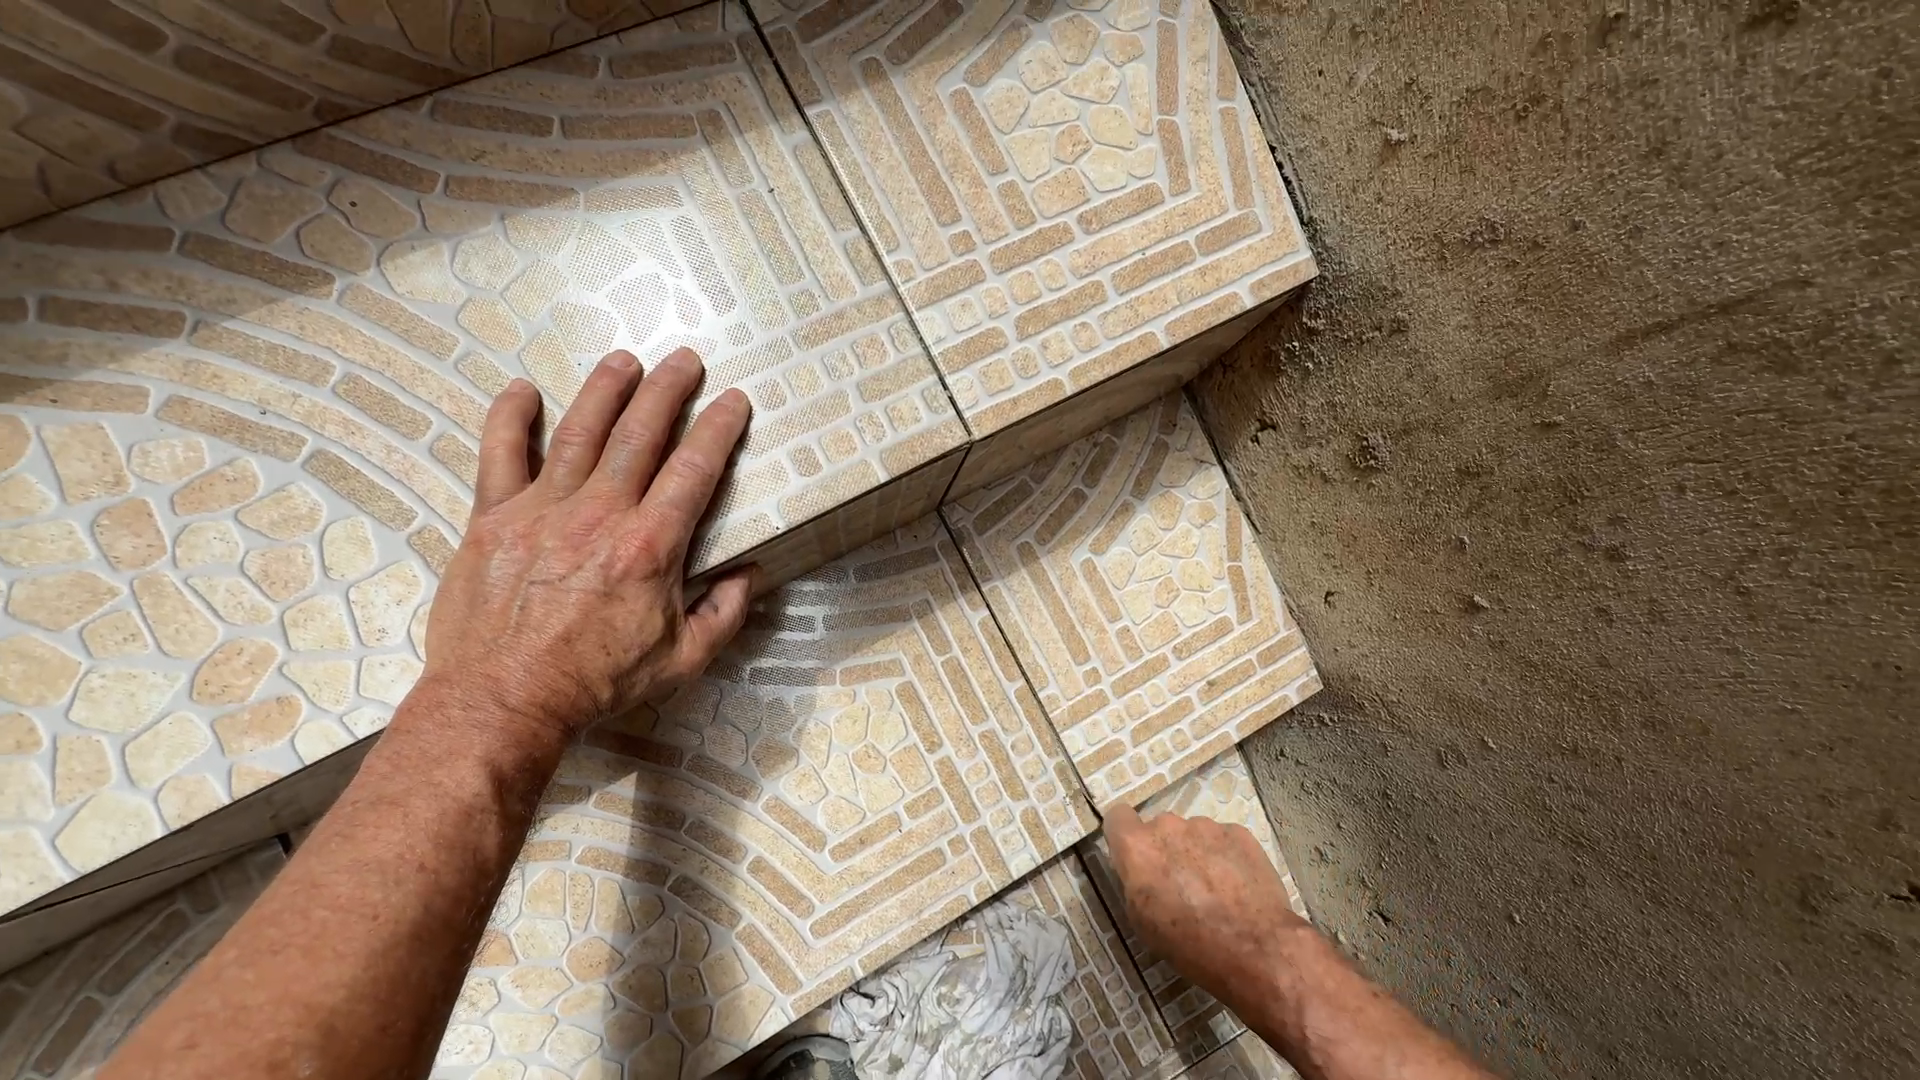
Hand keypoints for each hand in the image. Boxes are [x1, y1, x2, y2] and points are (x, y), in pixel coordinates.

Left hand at [417, 347, 754, 750]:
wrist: (503, 700)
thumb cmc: (598, 682)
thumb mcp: (683, 660)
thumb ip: (724, 613)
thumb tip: (749, 573)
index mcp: (649, 548)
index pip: (694, 471)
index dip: (718, 430)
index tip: (733, 401)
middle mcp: (599, 516)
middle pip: (639, 436)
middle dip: (668, 391)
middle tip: (685, 359)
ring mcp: (541, 511)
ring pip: (578, 433)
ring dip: (605, 391)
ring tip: (625, 360)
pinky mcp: (492, 519)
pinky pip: (499, 456)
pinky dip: (509, 418)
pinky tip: (521, 389)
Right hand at [1105, 804, 1310, 1001]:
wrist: (1255, 948)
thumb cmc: (1189, 943)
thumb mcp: (1142, 920)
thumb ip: (1135, 881)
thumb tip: (1142, 869)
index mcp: (1138, 847)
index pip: (1118, 817)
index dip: (1125, 836)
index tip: (1135, 858)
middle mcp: (1168, 826)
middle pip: (1160, 829)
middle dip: (1166, 850)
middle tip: (1180, 884)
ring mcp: (1206, 826)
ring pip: (1193, 834)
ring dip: (1196, 853)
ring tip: (1215, 891)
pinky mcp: (1239, 833)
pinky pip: (1223, 840)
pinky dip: (1226, 857)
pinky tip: (1239, 888)